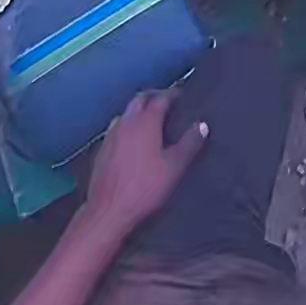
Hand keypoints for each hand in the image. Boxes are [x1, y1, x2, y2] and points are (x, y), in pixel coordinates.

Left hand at [79, 90, 207, 242]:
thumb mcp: (174, 167)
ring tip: (152, 116)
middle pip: (140, 99)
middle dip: (154, 95)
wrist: (108, 210)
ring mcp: (111, 133)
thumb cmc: (145, 188)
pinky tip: (133, 136)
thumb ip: (189, 143)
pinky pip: (117, 126)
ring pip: (127, 111)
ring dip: (140, 108)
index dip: (173, 94)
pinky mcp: (103, 147)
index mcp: (145, 122)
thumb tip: (202, 124)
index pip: (161, 98)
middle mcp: (126, 121)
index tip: (183, 94)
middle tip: (167, 100)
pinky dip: (129, 123)